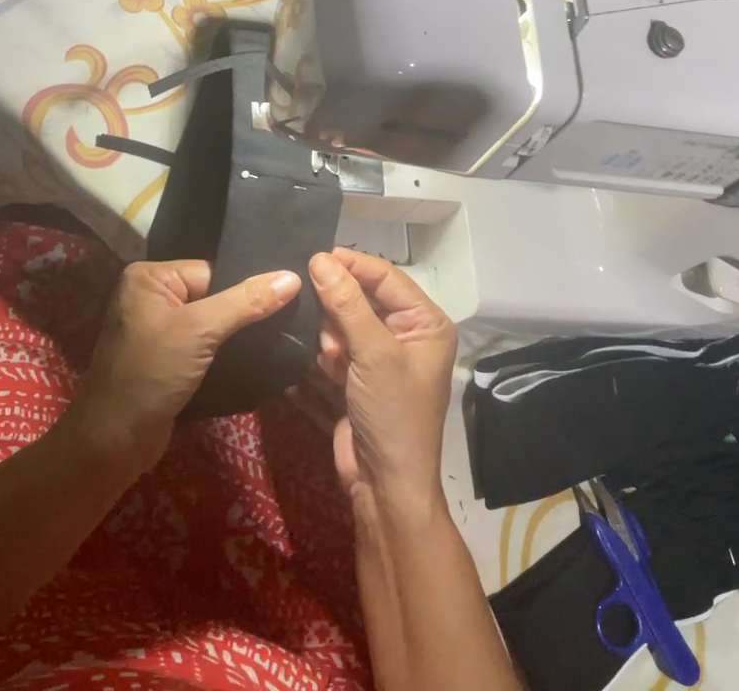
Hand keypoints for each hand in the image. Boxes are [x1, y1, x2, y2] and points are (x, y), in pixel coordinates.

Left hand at [65, 260, 300, 472]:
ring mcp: (159, 330)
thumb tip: (293, 277)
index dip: (246, 287)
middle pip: (216, 294)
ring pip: (215, 322)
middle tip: (291, 320)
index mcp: (150, 277)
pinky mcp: (169, 359)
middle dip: (247, 312)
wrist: (114, 442)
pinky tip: (258, 359)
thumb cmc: (150, 375)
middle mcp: (152, 296)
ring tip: (281, 340)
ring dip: (241, 335)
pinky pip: (207, 345)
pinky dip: (228, 353)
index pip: (214, 270)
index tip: (289, 298)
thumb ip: (246, 302)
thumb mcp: (200, 331)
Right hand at [306, 249, 457, 515]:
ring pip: (344, 321)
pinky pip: (336, 346)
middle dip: (338, 306)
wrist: (385, 484)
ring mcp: (381, 356)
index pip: (386, 277)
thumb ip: (346, 303)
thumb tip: (320, 259)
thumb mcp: (373, 354)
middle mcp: (407, 334)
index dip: (351, 264)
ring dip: (331, 334)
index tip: (313, 255)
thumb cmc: (393, 414)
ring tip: (332, 357)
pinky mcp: (358, 375)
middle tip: (315, 311)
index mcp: (426, 323)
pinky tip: (326, 368)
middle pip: (363, 296)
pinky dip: (327, 353)